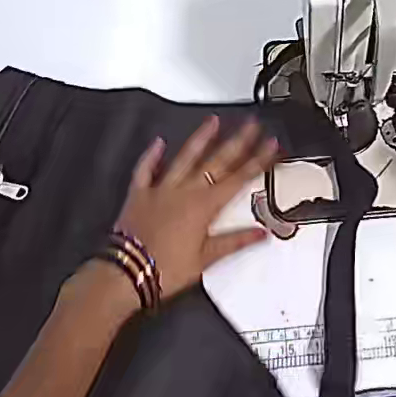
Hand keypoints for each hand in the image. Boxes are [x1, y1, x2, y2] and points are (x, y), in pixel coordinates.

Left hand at [113, 116, 277, 298]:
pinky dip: (152, 155)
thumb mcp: (206, 259)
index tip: (270, 145)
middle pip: (218, 160)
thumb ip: (236, 241)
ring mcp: (162, 189)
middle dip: (238, 141)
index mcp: (205, 205)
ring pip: (185, 157)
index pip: (239, 177)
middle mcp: (186, 191)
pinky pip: (146, 169)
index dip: (258, 159)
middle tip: (251, 124)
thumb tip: (261, 233)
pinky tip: (159, 142)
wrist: (125, 274)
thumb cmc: (165, 270)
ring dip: (201, 138)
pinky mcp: (140, 194)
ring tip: (213, 121)